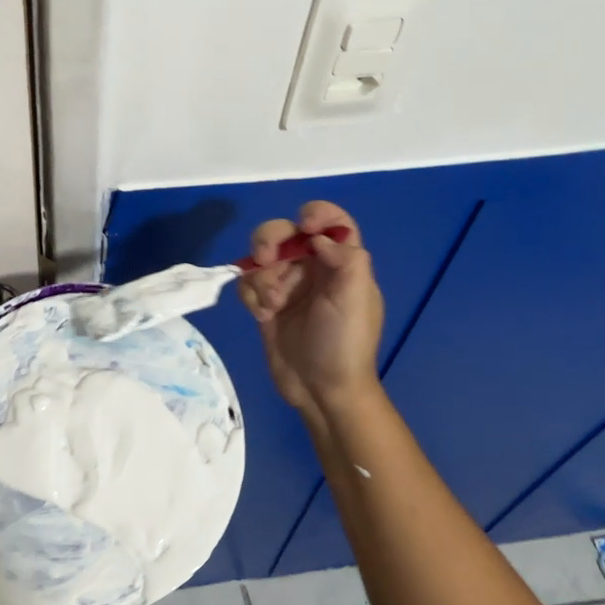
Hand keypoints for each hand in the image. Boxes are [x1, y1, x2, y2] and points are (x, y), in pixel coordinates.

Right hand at [236, 201, 384, 413]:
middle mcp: (313, 268)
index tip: (304, 228)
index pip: (332, 222)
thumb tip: (318, 238)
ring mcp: (287, 285)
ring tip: (270, 304)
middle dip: (269, 240)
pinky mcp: (265, 303)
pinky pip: (248, 283)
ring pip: (261, 256)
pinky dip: (251, 295)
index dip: (316, 214)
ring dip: (260, 276)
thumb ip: (345, 259)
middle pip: (285, 231)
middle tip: (264, 258)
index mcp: (341, 263)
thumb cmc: (344, 344)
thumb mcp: (356, 300)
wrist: (320, 390)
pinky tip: (263, 316)